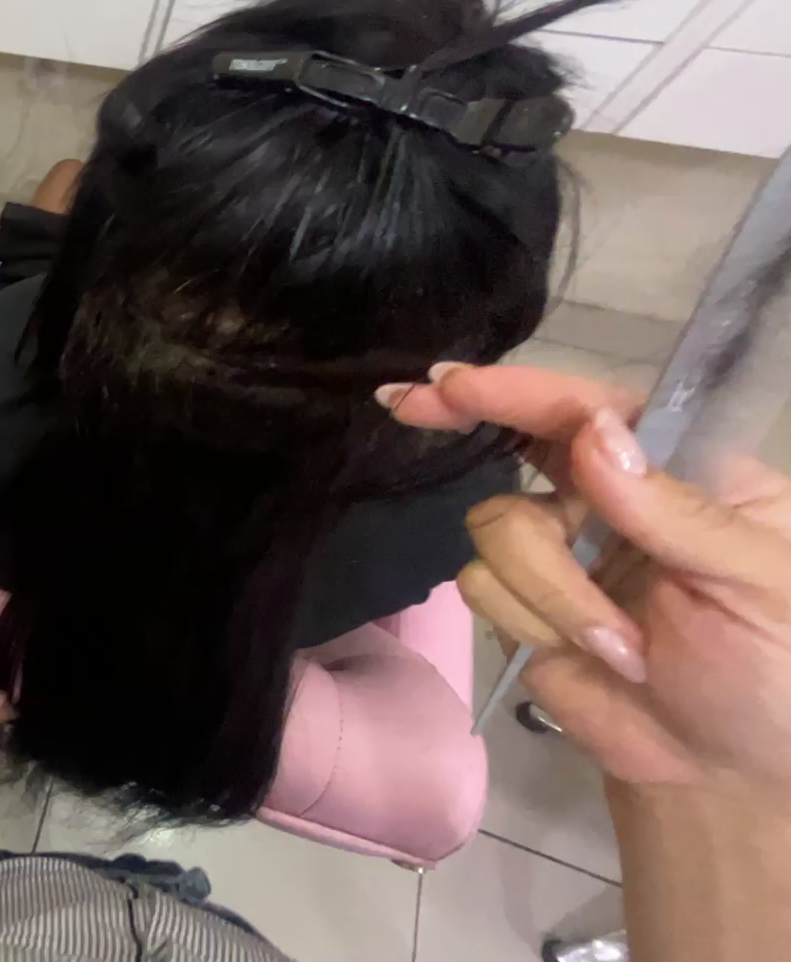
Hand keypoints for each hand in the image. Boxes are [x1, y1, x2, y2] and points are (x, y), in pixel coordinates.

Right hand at [383, 364, 790, 803]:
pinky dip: (530, 619)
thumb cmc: (784, 677)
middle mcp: (610, 500)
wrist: (724, 772)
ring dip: (549, 588)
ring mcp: (557, 547)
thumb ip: (676, 510)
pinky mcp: (514, 594)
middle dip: (465, 418)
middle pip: (519, 443)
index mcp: (685, 480)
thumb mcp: (763, 588)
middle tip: (403, 402)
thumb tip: (593, 434)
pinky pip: (481, 581)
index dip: (521, 390)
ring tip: (618, 646)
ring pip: (494, 526)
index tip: (449, 383)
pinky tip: (582, 652)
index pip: (595, 414)